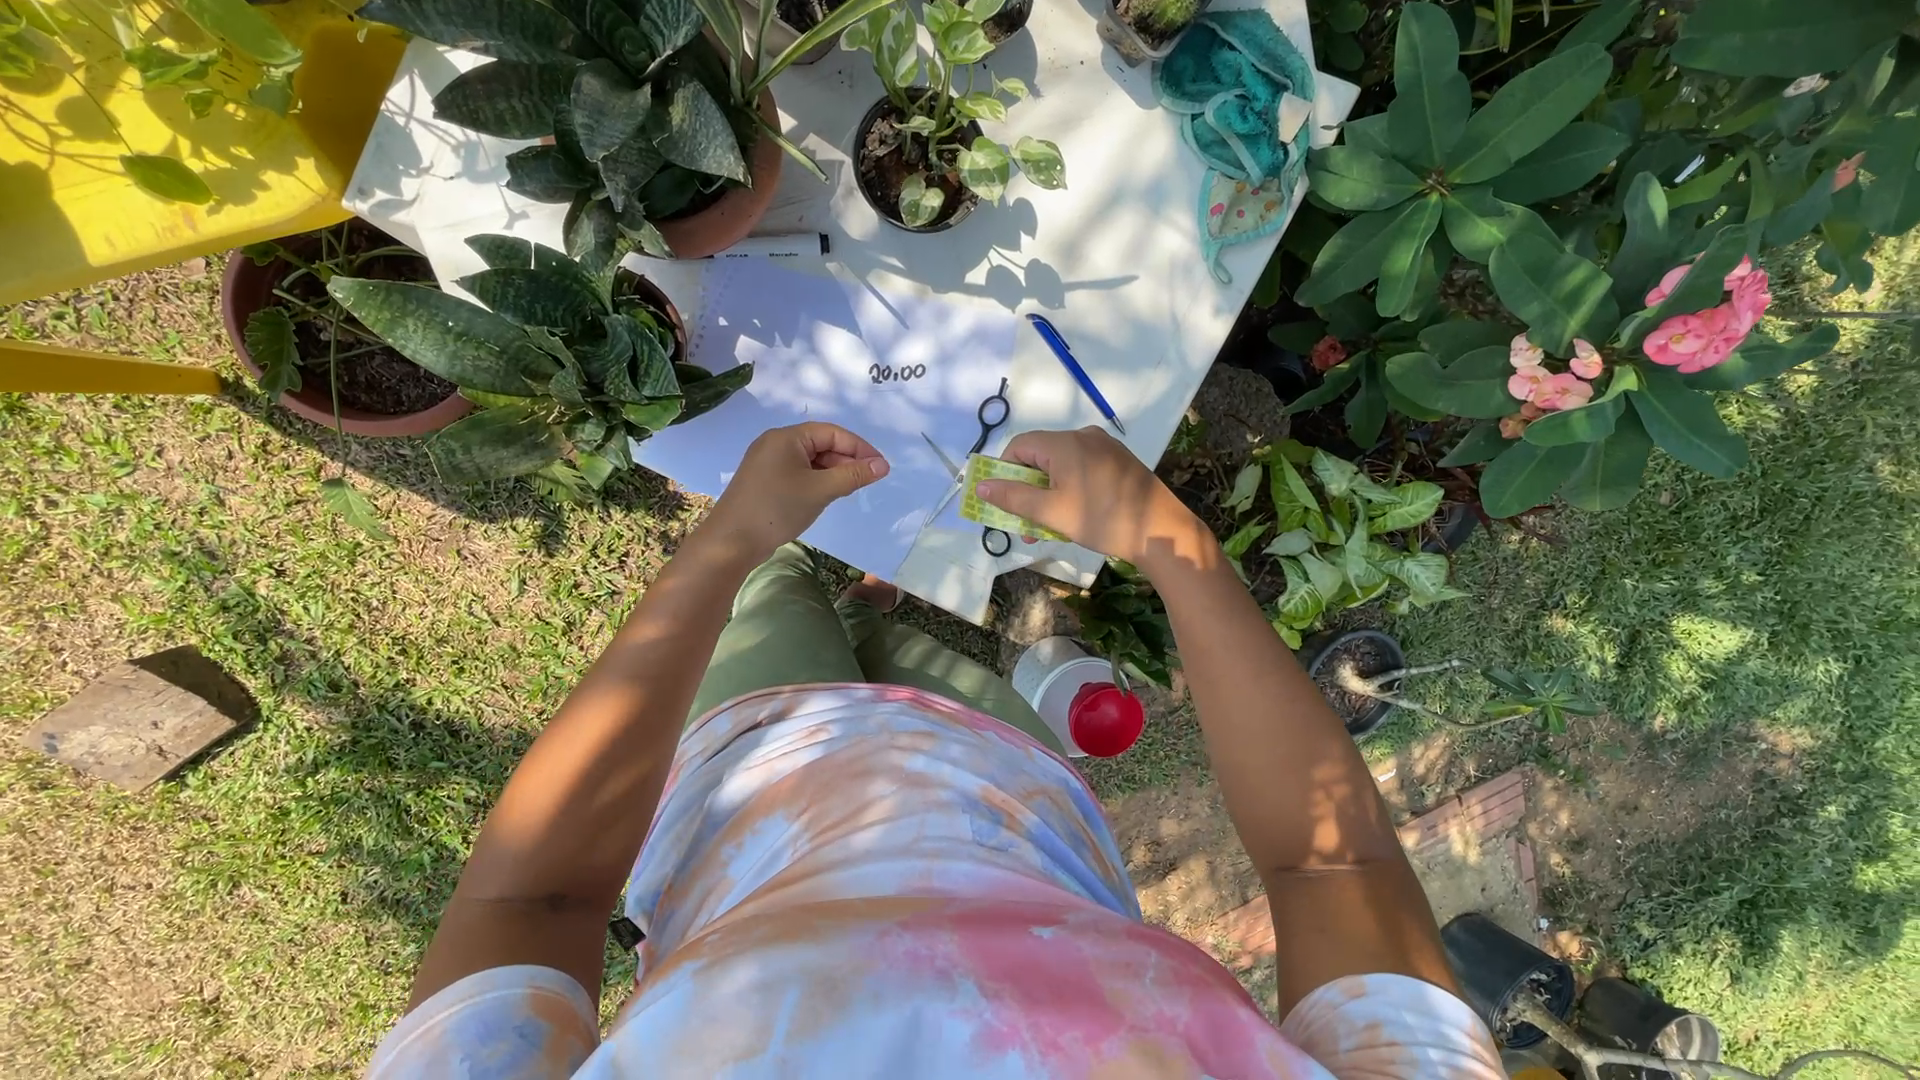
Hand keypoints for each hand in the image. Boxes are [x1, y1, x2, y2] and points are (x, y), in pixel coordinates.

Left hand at [701, 423, 889, 562]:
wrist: (731, 542)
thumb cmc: (777, 509)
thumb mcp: (820, 491)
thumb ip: (853, 476)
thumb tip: (883, 466)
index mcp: (786, 437)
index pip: (831, 432)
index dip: (859, 447)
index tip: (880, 467)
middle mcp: (775, 443)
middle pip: (821, 444)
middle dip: (846, 460)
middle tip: (867, 481)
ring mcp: (768, 463)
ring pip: (810, 461)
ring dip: (833, 472)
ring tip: (850, 490)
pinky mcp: (765, 481)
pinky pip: (799, 473)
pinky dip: (817, 481)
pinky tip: (827, 496)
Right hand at [973, 426, 1208, 570]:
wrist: (1162, 531)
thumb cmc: (1103, 519)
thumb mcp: (1051, 512)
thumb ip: (1013, 497)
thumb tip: (981, 486)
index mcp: (1065, 443)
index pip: (1019, 446)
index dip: (1004, 473)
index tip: (1005, 502)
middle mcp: (1084, 437)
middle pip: (1040, 457)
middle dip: (1027, 491)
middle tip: (1024, 525)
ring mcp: (1105, 448)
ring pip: (1061, 467)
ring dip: (1047, 496)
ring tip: (1047, 530)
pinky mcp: (1120, 462)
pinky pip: (1082, 471)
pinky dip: (1069, 491)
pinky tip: (1075, 518)